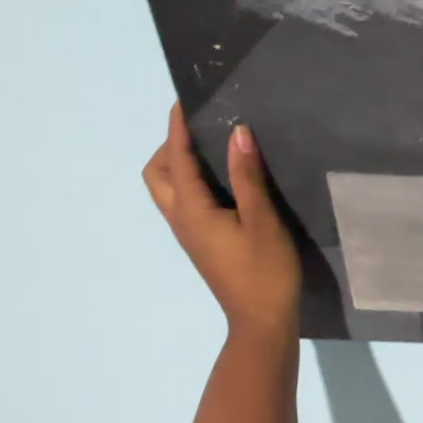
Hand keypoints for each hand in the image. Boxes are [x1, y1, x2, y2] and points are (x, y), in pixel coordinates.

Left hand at [144, 105, 302, 339]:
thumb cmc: (265, 273)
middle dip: (170, 146)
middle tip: (199, 132)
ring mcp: (189, 236)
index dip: (179, 126)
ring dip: (179, 166)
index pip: (177, 156)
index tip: (186, 99)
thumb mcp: (263, 222)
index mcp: (192, 210)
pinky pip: (184, 204)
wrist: (262, 323)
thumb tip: (236, 132)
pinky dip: (192, 184)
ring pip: (168, 190)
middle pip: (157, 173)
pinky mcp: (201, 246)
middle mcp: (181, 220)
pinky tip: (222, 184)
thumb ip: (247, 177)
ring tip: (212, 154)